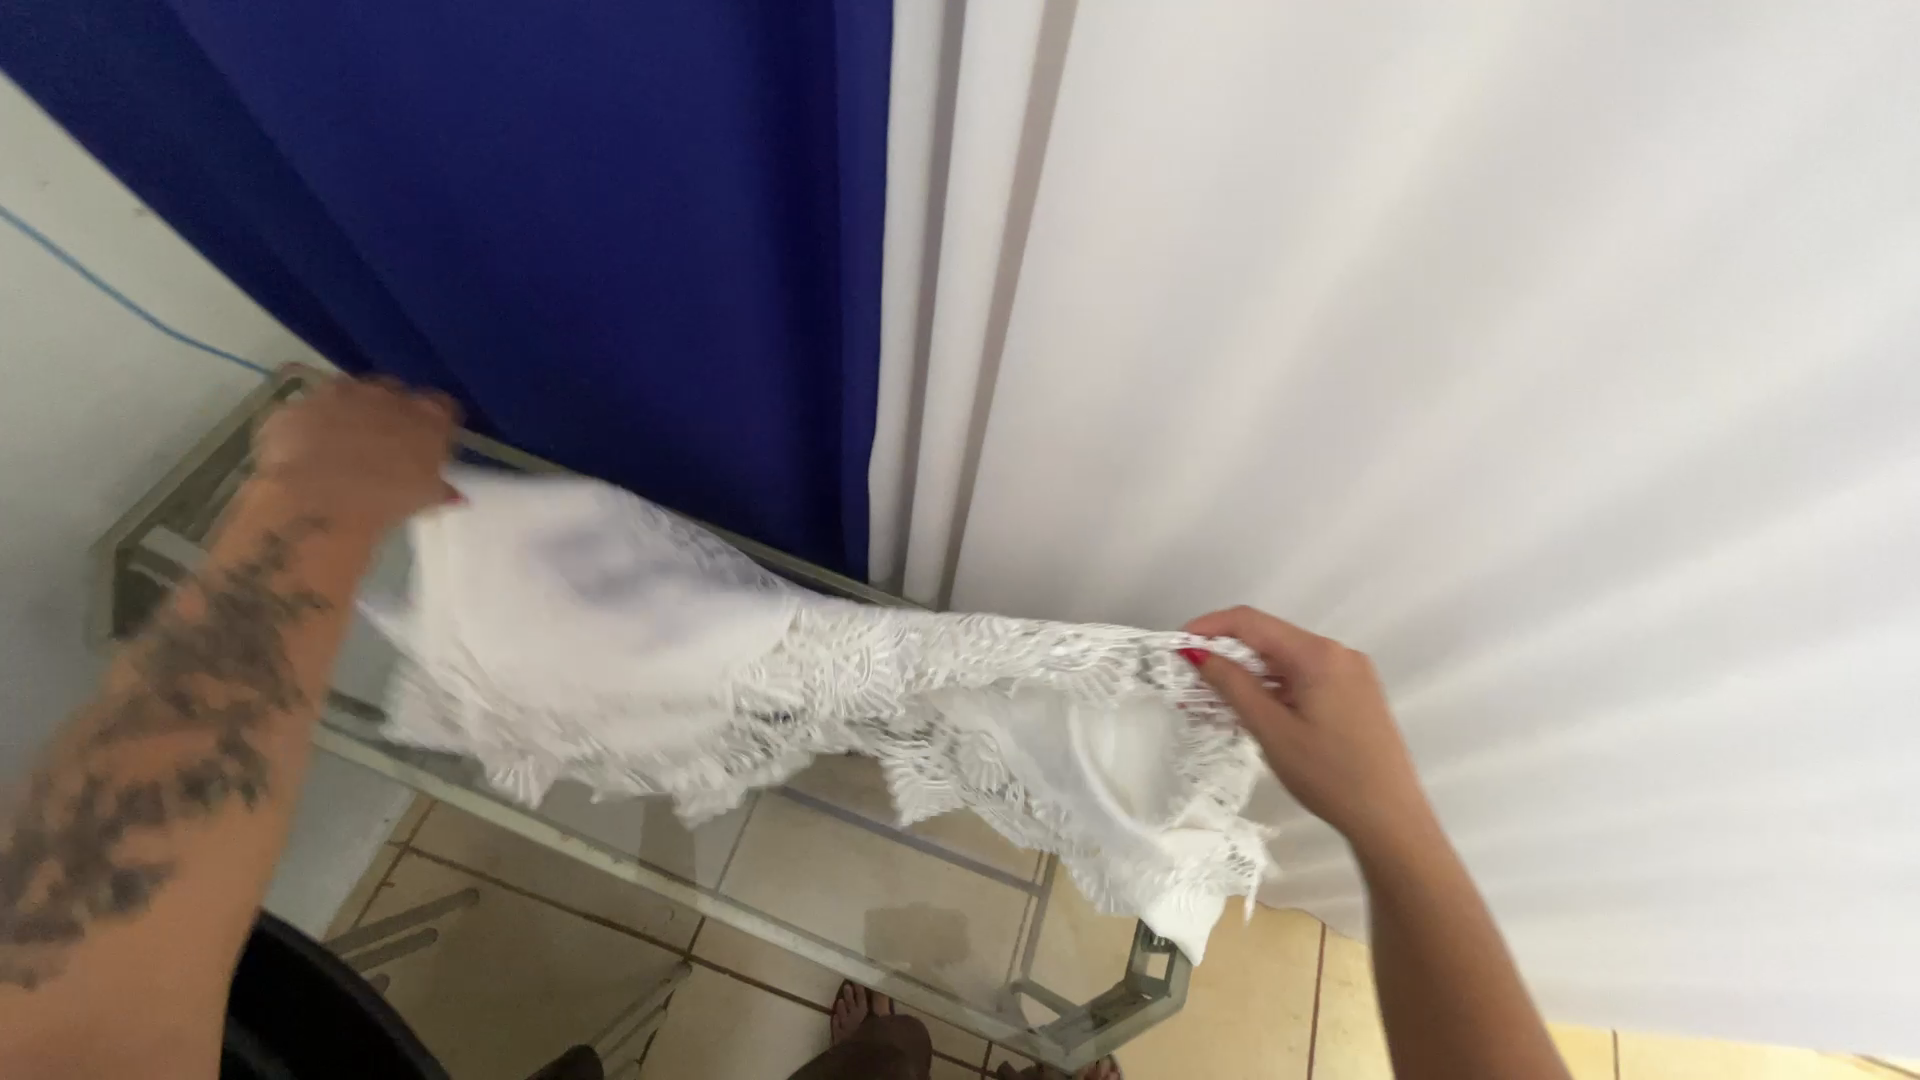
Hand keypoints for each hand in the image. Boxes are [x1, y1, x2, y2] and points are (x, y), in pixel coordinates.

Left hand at [250, 373, 460, 532]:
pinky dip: (311, 425)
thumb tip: (453, 494)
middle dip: (390, 410)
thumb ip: (440, 488)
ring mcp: (337, 394)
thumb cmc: (388, 499)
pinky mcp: (295, 405)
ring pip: (348, 393)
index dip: (436, 422)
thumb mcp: (426, 498)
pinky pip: (309, 411)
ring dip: (349, 410)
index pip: (443, 405)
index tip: (431, 440)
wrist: (318, 499)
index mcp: (429, 415)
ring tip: (344, 442)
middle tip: (386, 440)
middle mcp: (386, 394)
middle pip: (394, 390)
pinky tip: (309, 451)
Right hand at [1184, 606, 1434, 850]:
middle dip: (1225, 652)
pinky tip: (1251, 708)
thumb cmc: (1329, 775)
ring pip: (1284, 658)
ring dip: (1246, 672)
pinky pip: (1301, 676)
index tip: (1177, 645)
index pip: (1251, 621)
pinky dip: (1271, 686)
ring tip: (1211, 698)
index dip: (1209, 626)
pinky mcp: (1353, 694)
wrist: (1392, 821)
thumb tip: (1198, 653)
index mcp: (1318, 654)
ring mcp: (1350, 673)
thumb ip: (1232, 684)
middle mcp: (1337, 653)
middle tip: (1189, 677)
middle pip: (1268, 637)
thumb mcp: (1271, 729)